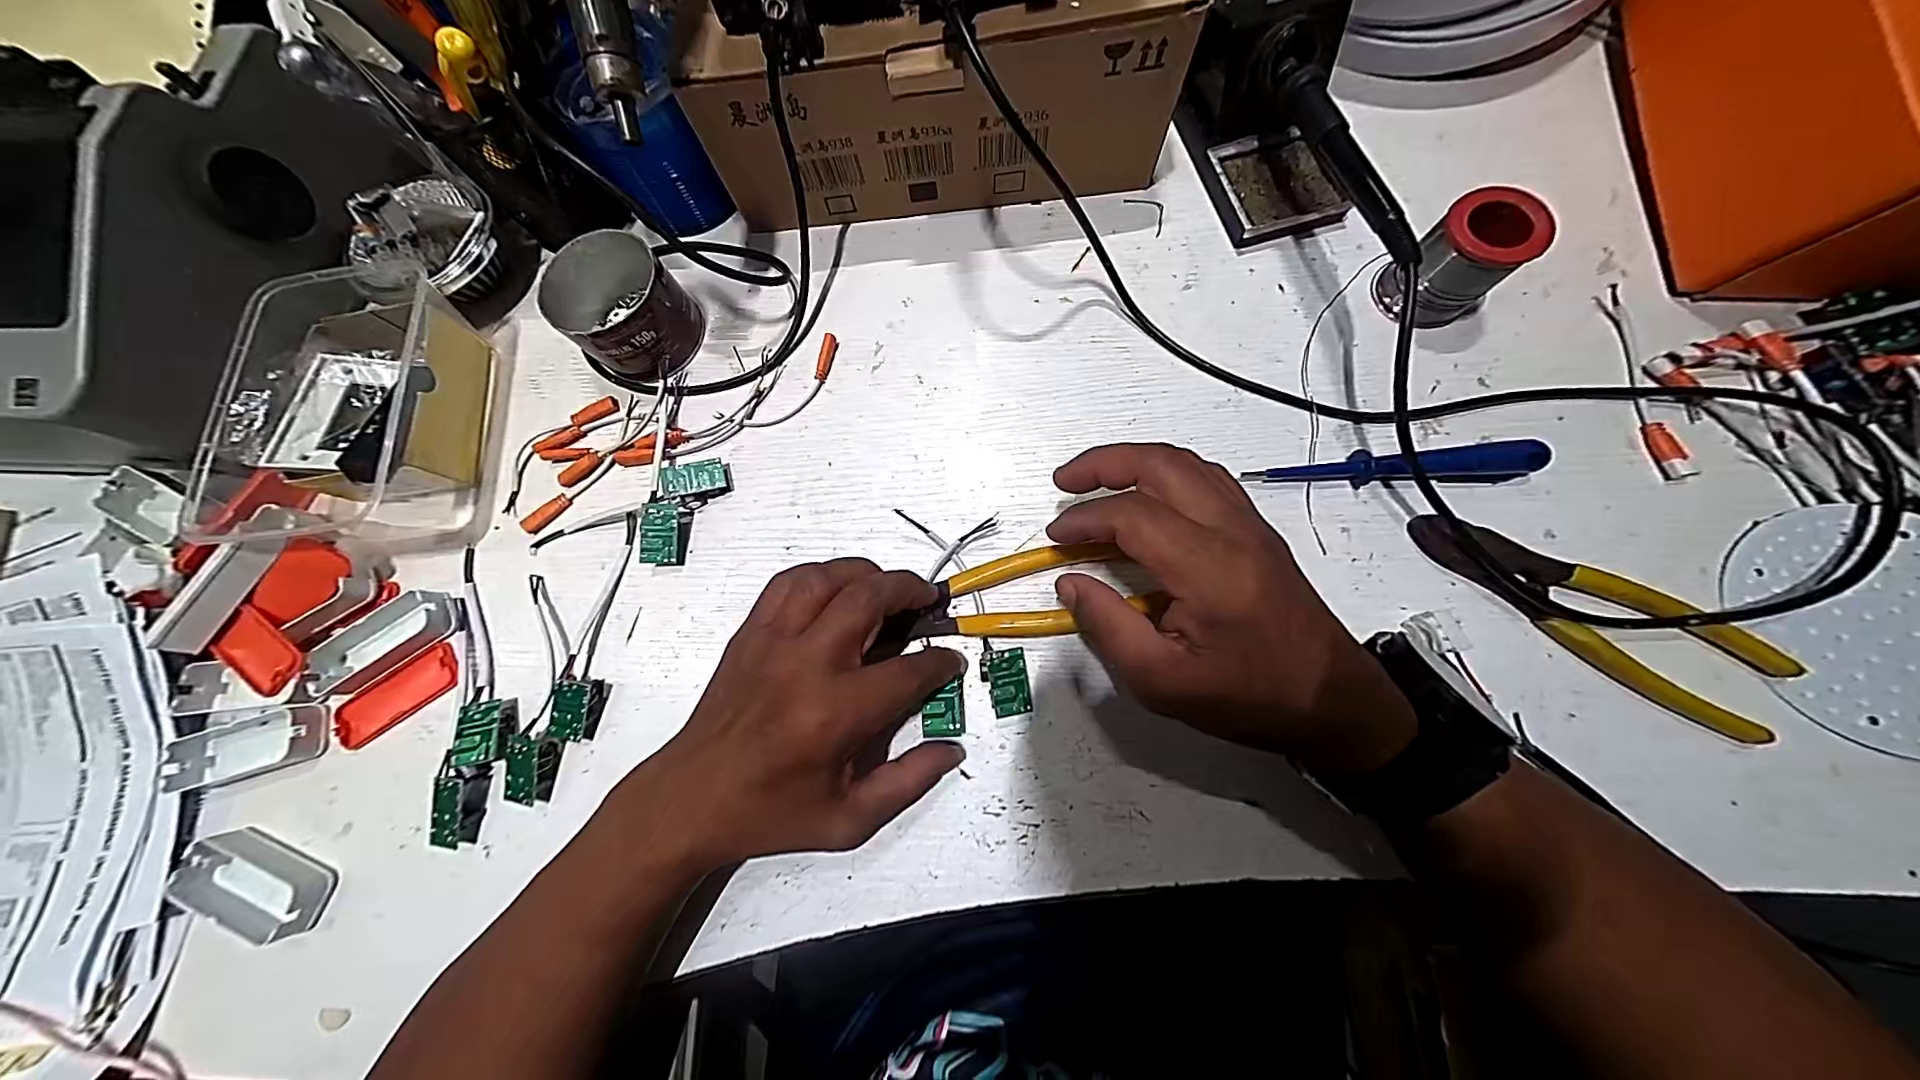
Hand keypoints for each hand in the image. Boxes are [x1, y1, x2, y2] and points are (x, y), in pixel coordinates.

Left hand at [620, 559, 965, 870]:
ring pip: (828, 578)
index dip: (939, 662)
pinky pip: (788, 583)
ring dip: (867, 574)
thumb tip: (949, 751)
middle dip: (911, 591)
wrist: (691, 800)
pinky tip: (837, 589)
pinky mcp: (750, 634)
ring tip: (887, 588)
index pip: (908, 670)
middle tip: (928, 601)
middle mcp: (805, 666)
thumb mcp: (848, 820)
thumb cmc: (767, 812)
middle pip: (870, 599)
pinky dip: (821, 575)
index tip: (948, 662)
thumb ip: (908, 782)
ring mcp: (773, 643)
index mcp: (834, 715)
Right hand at [1048, 444, 1415, 774]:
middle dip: (1103, 462)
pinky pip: (1206, 478)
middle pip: (1161, 464)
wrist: (1330, 699)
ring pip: (1186, 463)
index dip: (1084, 518)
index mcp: (1209, 569)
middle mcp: (1232, 533)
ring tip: (1097, 480)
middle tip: (1067, 480)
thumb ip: (1108, 627)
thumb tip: (1072, 584)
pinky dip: (1165, 473)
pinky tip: (1146, 496)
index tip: (1058, 537)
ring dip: (1135, 462)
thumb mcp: (1162, 681)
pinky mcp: (1256, 531)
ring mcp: (1249, 526)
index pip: (1133, 515)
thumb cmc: (1253, 695)